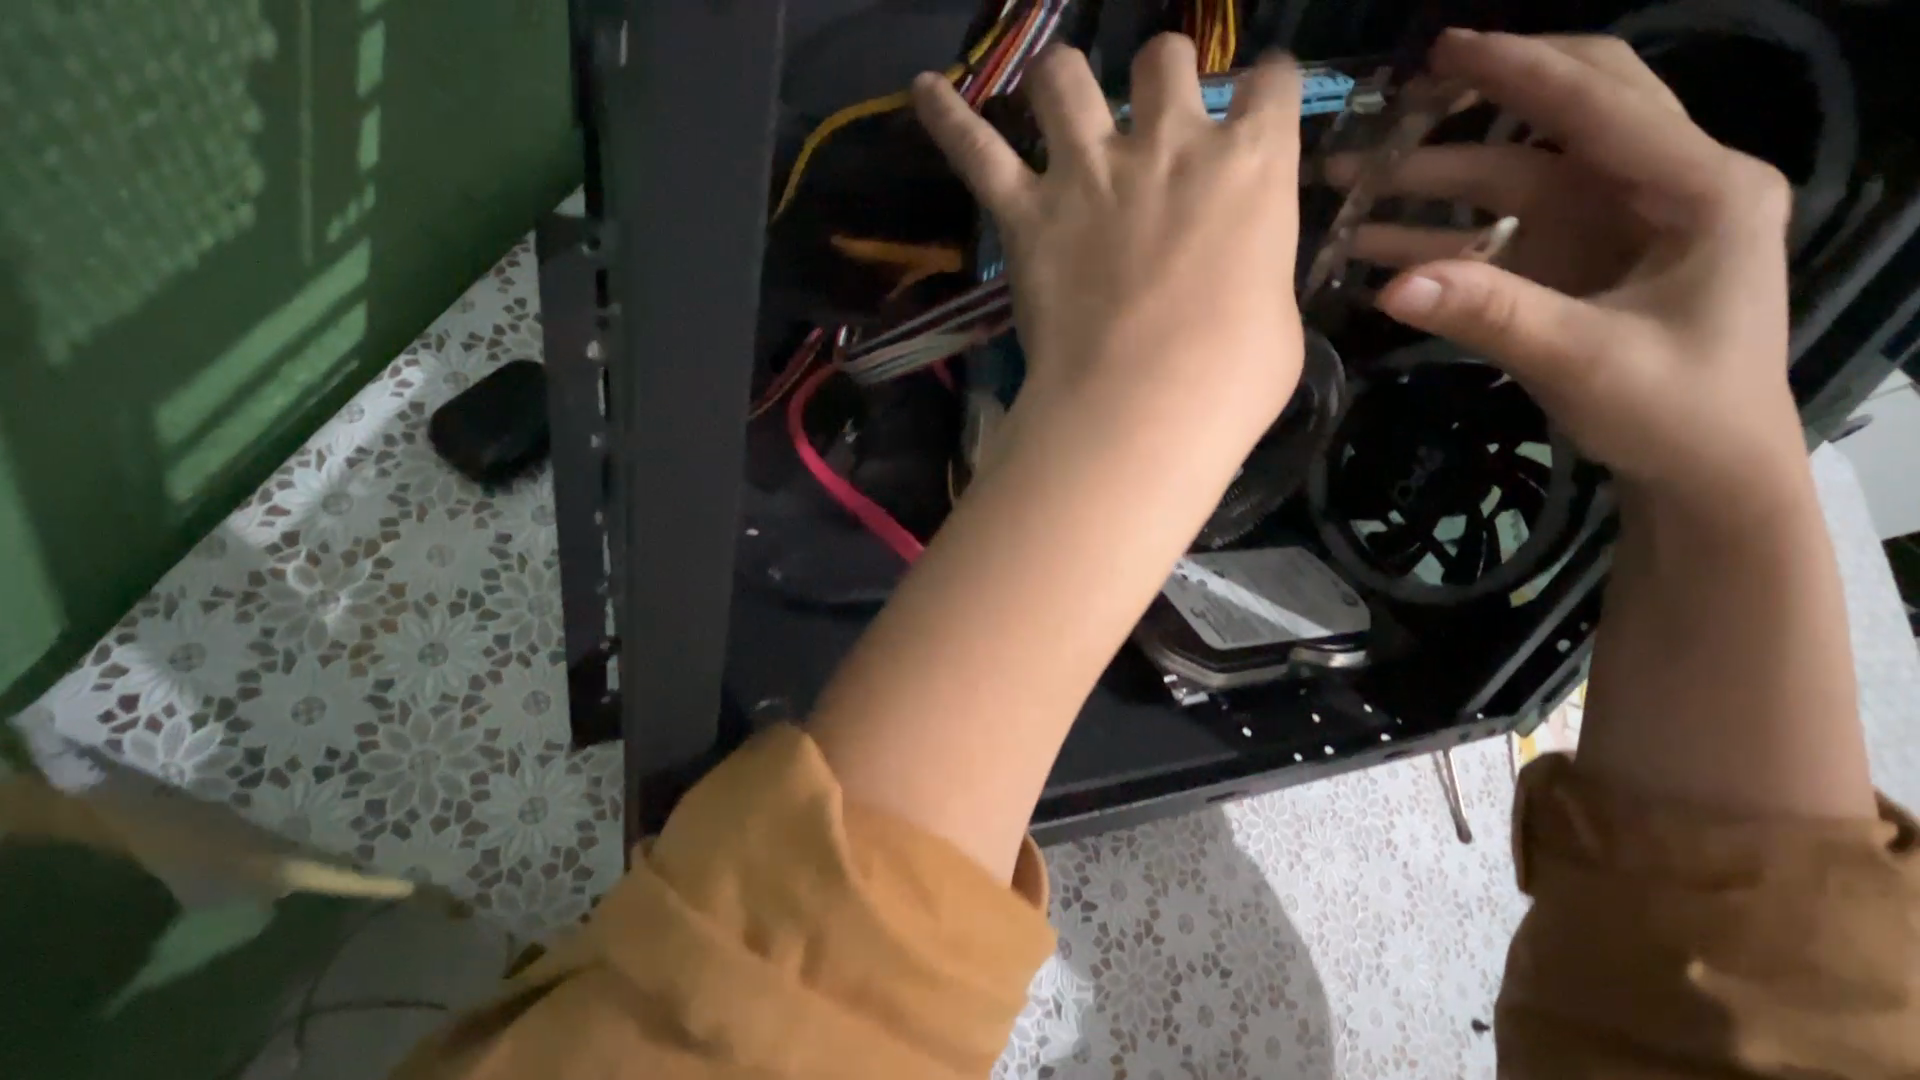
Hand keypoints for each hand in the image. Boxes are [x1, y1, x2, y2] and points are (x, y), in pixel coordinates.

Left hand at [911, 37, 1305, 434]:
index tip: (1256, 106)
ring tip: (1061, 97)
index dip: (1266, 89)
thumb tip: (1240, 283)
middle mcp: (1169, 144)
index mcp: (1252, 165)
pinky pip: (975, 149)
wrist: (1143, 407)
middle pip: (1163, 56)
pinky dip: (947, 120)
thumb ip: (1257, 273)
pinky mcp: (1026, 212)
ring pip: (1065, 77)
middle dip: (1162, 72)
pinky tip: (923, 91)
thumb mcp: (1277, 320)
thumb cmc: (1230, 379)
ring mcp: (1089, 173)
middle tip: (1153, 109)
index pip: (1271, 82)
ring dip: (1065, 80)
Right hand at [1363, 30, 1806, 518]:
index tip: (1441, 51)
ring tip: (1352, 182)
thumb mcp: (1586, 361)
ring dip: (1436, 179)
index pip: (1601, 102)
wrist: (1704, 475)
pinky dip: (1440, 238)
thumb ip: (1492, 314)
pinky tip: (1376, 248)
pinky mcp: (1575, 263)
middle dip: (1486, 96)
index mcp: (1698, 188)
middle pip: (1571, 109)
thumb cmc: (1675, 413)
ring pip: (1518, 174)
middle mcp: (1660, 187)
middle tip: (1407, 92)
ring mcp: (1613, 225)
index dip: (1518, 70)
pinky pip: (1501, 232)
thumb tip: (1388, 287)